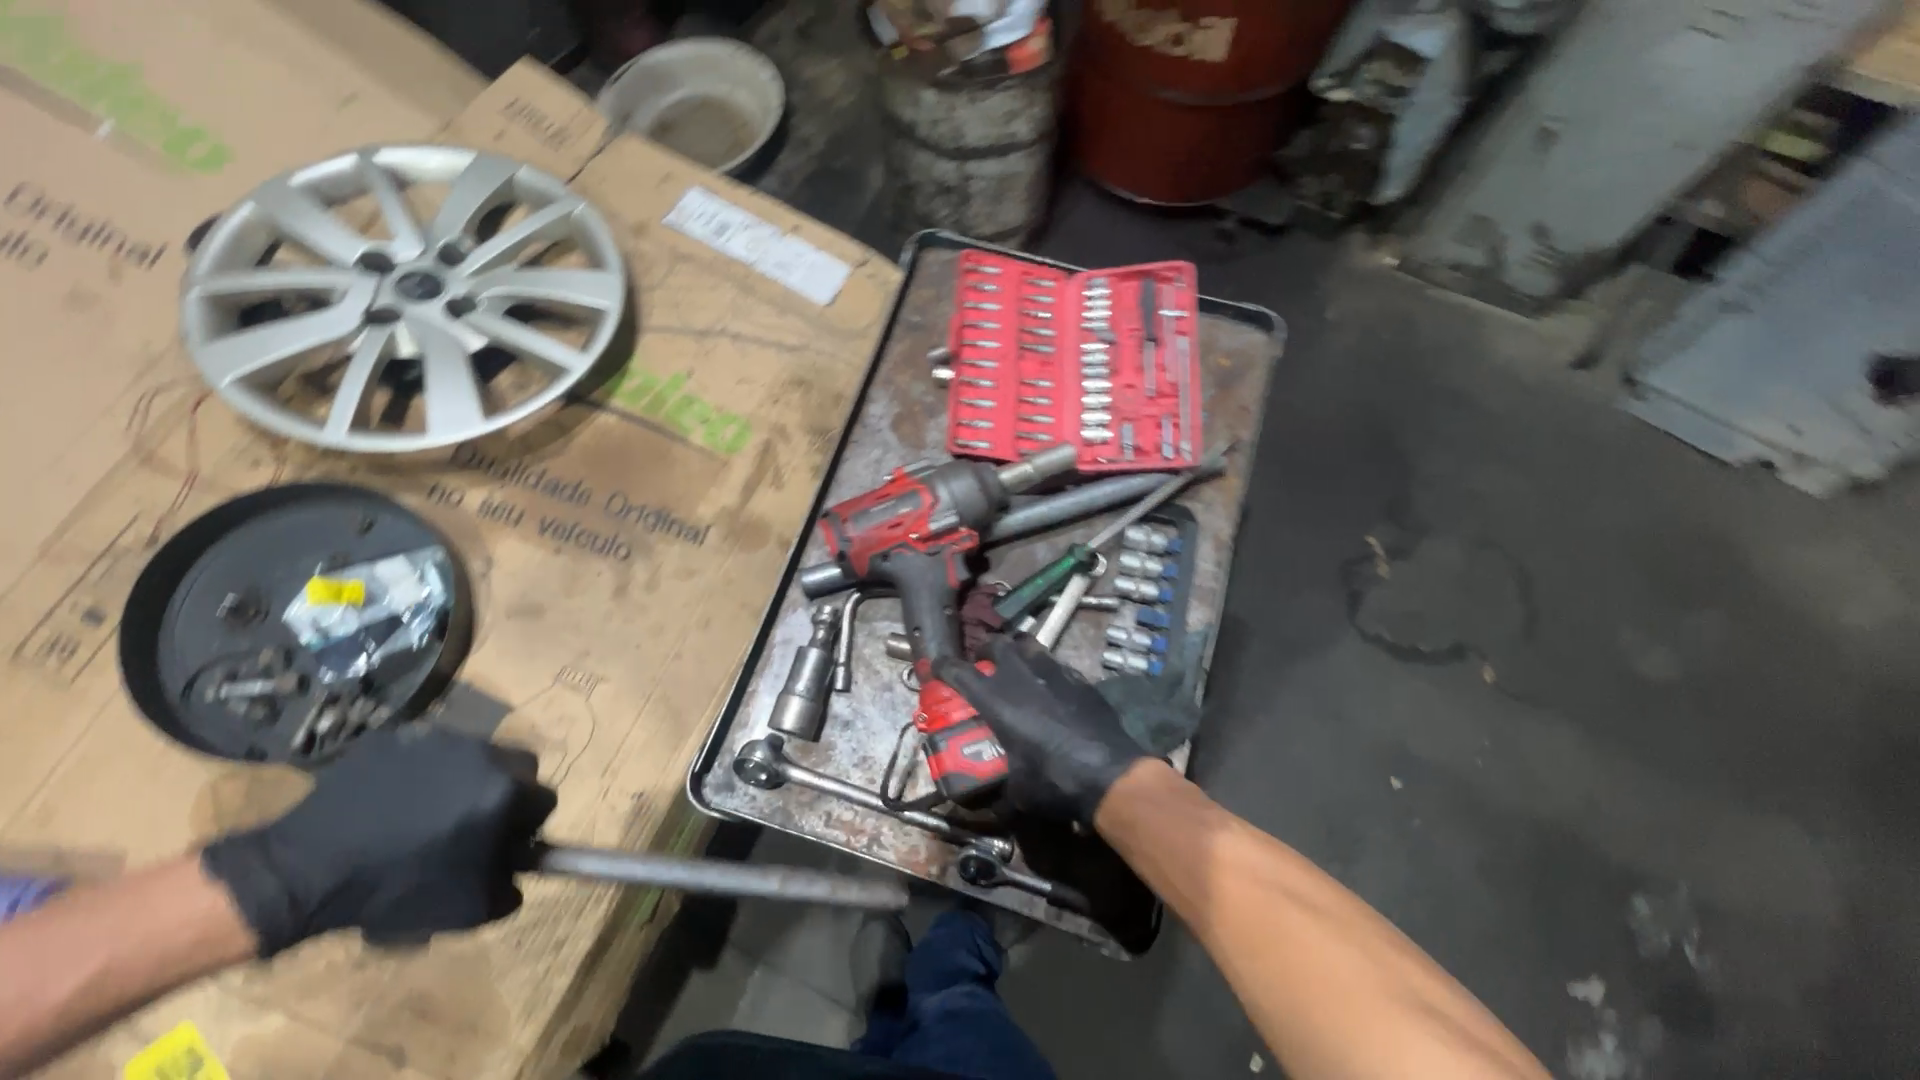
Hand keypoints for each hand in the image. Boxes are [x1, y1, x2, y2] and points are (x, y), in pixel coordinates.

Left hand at [201, 728, 556, 956]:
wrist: (305, 871)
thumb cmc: (396, 891)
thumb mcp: (468, 910)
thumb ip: (509, 888)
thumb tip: (517, 873)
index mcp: (504, 792)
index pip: (544, 799)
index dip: (526, 825)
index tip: (500, 844)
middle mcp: (481, 754)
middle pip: (518, 765)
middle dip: (506, 790)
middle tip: (472, 823)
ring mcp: (437, 739)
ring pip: (474, 754)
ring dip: (465, 778)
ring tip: (425, 814)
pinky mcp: (397, 737)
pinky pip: (427, 751)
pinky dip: (421, 772)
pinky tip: (392, 803)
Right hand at [934, 635, 1147, 822]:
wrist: (1110, 774)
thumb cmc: (1054, 781)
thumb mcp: (1017, 792)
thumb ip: (998, 791)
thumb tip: (987, 805)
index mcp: (996, 700)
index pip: (959, 672)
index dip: (943, 667)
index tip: (936, 666)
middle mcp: (1021, 677)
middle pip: (996, 644)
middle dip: (984, 649)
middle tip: (982, 662)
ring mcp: (1054, 673)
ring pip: (1029, 645)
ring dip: (1017, 650)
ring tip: (1015, 664)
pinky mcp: (1080, 680)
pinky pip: (1056, 664)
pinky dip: (1046, 669)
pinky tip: (1049, 686)